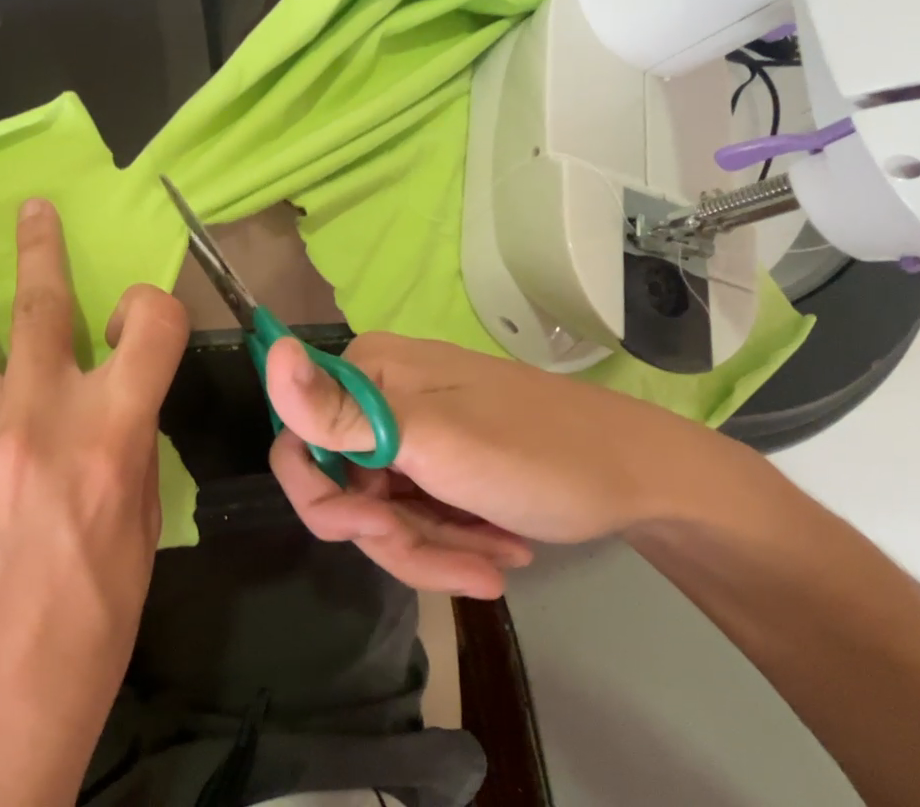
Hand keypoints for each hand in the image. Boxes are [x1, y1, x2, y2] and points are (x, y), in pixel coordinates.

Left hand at [0, 198, 188, 805]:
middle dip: (41, 248)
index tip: (143, 313)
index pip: (147, 330)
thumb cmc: (85, 639)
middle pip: (41, 307)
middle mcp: (36, 422)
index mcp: (111, 444)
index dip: (154, 308)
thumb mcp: (137, 543)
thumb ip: (128, 455)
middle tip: (33, 207)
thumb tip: (119, 400)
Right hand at [264, 333, 752, 597]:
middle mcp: (380, 395)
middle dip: (391, 536)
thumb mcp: (436, 440)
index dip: (324, 497)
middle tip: (453, 562)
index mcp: (370, 372)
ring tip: (490, 567)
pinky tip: (496, 553)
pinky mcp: (437, 463)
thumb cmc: (543, 455)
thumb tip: (270, 351)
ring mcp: (410, 432)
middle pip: (340, 485)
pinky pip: (413, 515)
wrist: (649, 483)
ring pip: (378, 511)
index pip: (298, 439)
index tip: (377, 530)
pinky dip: (448, 542)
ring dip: (428, 549)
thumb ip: (345, 411)